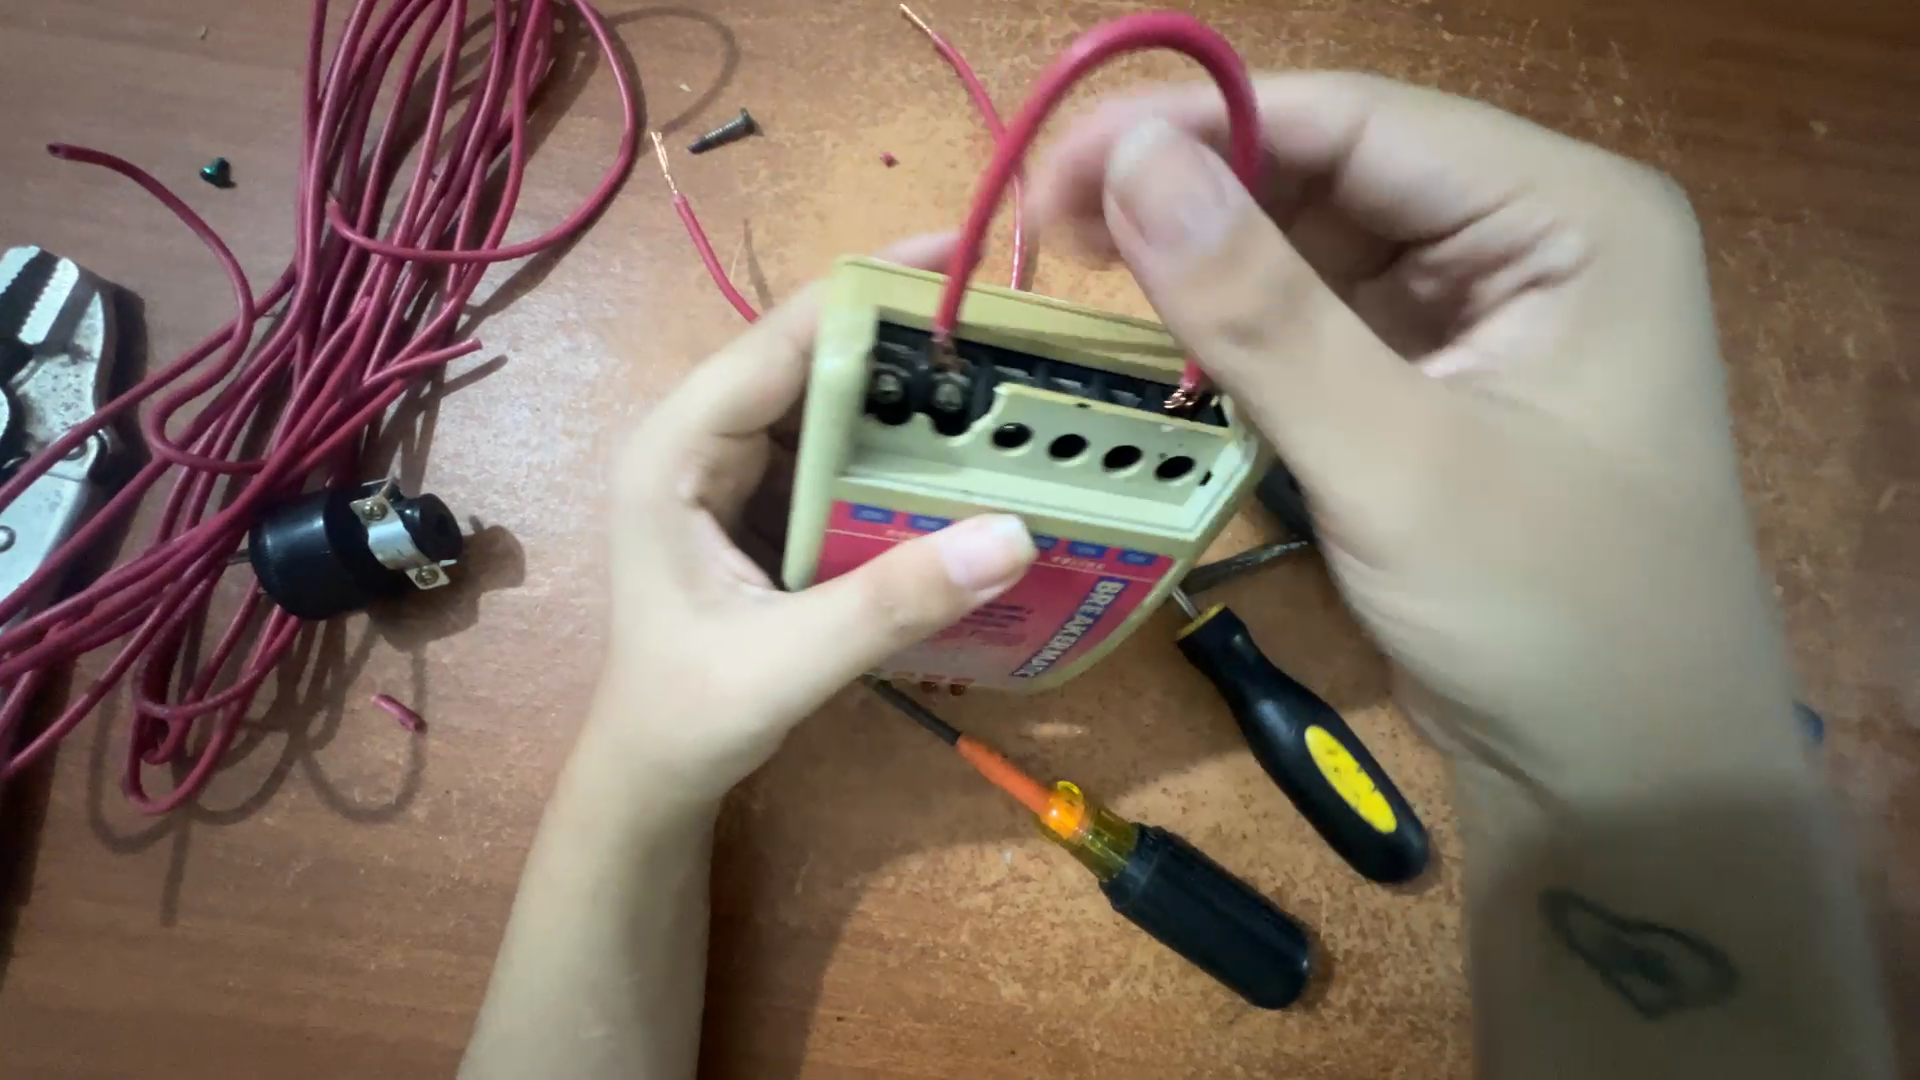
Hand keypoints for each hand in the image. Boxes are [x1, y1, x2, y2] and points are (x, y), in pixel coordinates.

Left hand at [590, 236, 1035, 805]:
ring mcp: (739, 471)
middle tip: (1007, 335)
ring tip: (1001, 386)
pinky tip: (959, 460)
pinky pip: (843, 457)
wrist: (658, 769)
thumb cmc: (691, 715)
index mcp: (677, 451)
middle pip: (815, 362)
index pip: (780, 342)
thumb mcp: (789, 661)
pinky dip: (899, 454)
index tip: (963, 262)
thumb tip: (1016, 535)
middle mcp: (705, 441)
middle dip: (905, 343)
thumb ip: (893, 601)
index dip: (870, 294)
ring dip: (910, 397)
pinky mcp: (771, 505)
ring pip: (834, 407)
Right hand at [1030, 74, 1805, 795]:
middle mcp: (1513, 244)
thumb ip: (1260, 313)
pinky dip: (1228, 329)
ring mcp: (1458, 319)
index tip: (1070, 164)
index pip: (1355, 124)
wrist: (1599, 758)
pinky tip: (1164, 331)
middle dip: (1190, 193)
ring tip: (1087, 264)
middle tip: (1056, 220)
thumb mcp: (1392, 455)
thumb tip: (1133, 170)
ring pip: (1303, 253)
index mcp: (1562, 216)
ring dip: (1199, 260)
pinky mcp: (1408, 387)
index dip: (1203, 128)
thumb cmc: (1538, 609)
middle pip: (1324, 179)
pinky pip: (1301, 327)